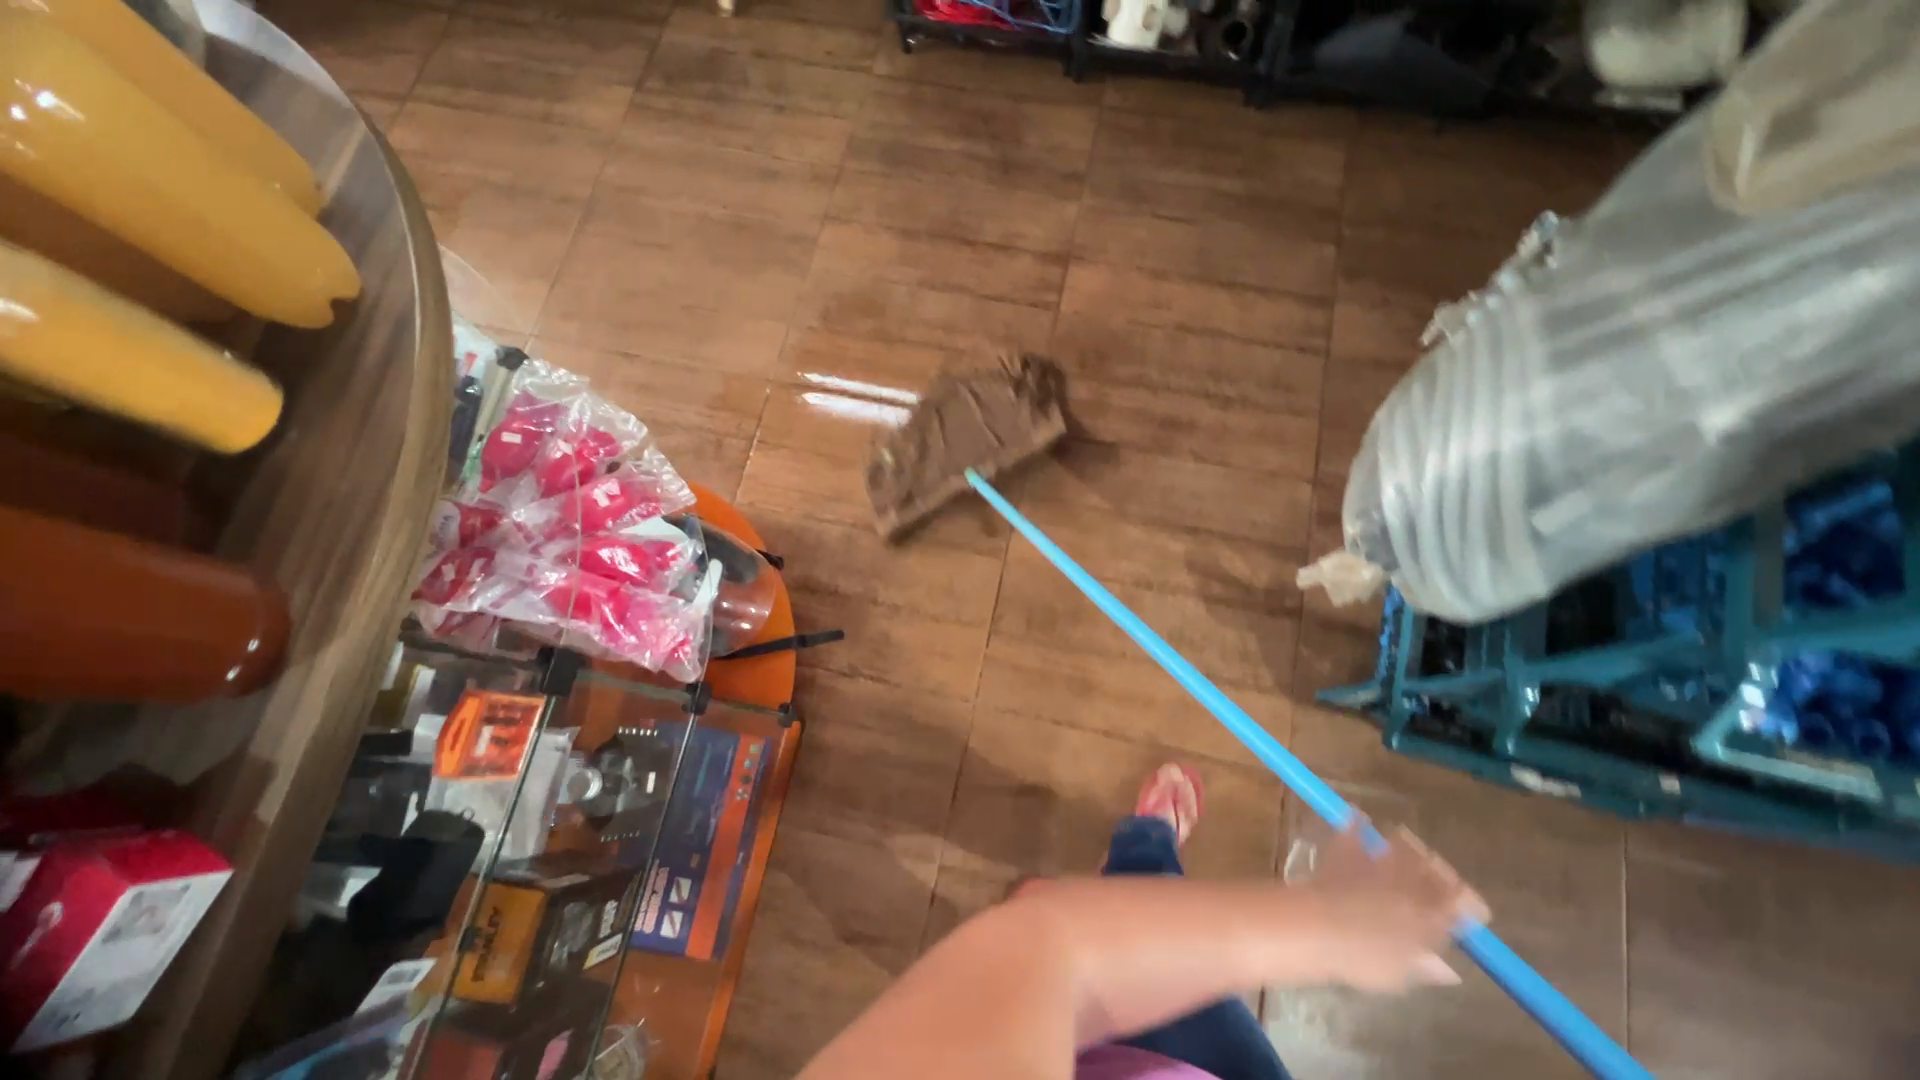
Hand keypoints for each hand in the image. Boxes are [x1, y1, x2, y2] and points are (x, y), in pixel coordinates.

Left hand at [1293, 821, 1489, 992]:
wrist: (1315, 926)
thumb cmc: (1359, 959)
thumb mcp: (1397, 974)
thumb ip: (1424, 967)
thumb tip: (1447, 970)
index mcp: (1425, 916)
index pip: (1459, 904)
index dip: (1469, 904)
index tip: (1473, 909)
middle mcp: (1406, 885)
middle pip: (1434, 870)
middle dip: (1441, 872)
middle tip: (1442, 875)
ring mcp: (1375, 864)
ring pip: (1401, 846)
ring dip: (1408, 845)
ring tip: (1408, 843)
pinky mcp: (1345, 853)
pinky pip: (1354, 831)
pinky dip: (1357, 823)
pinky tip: (1358, 815)